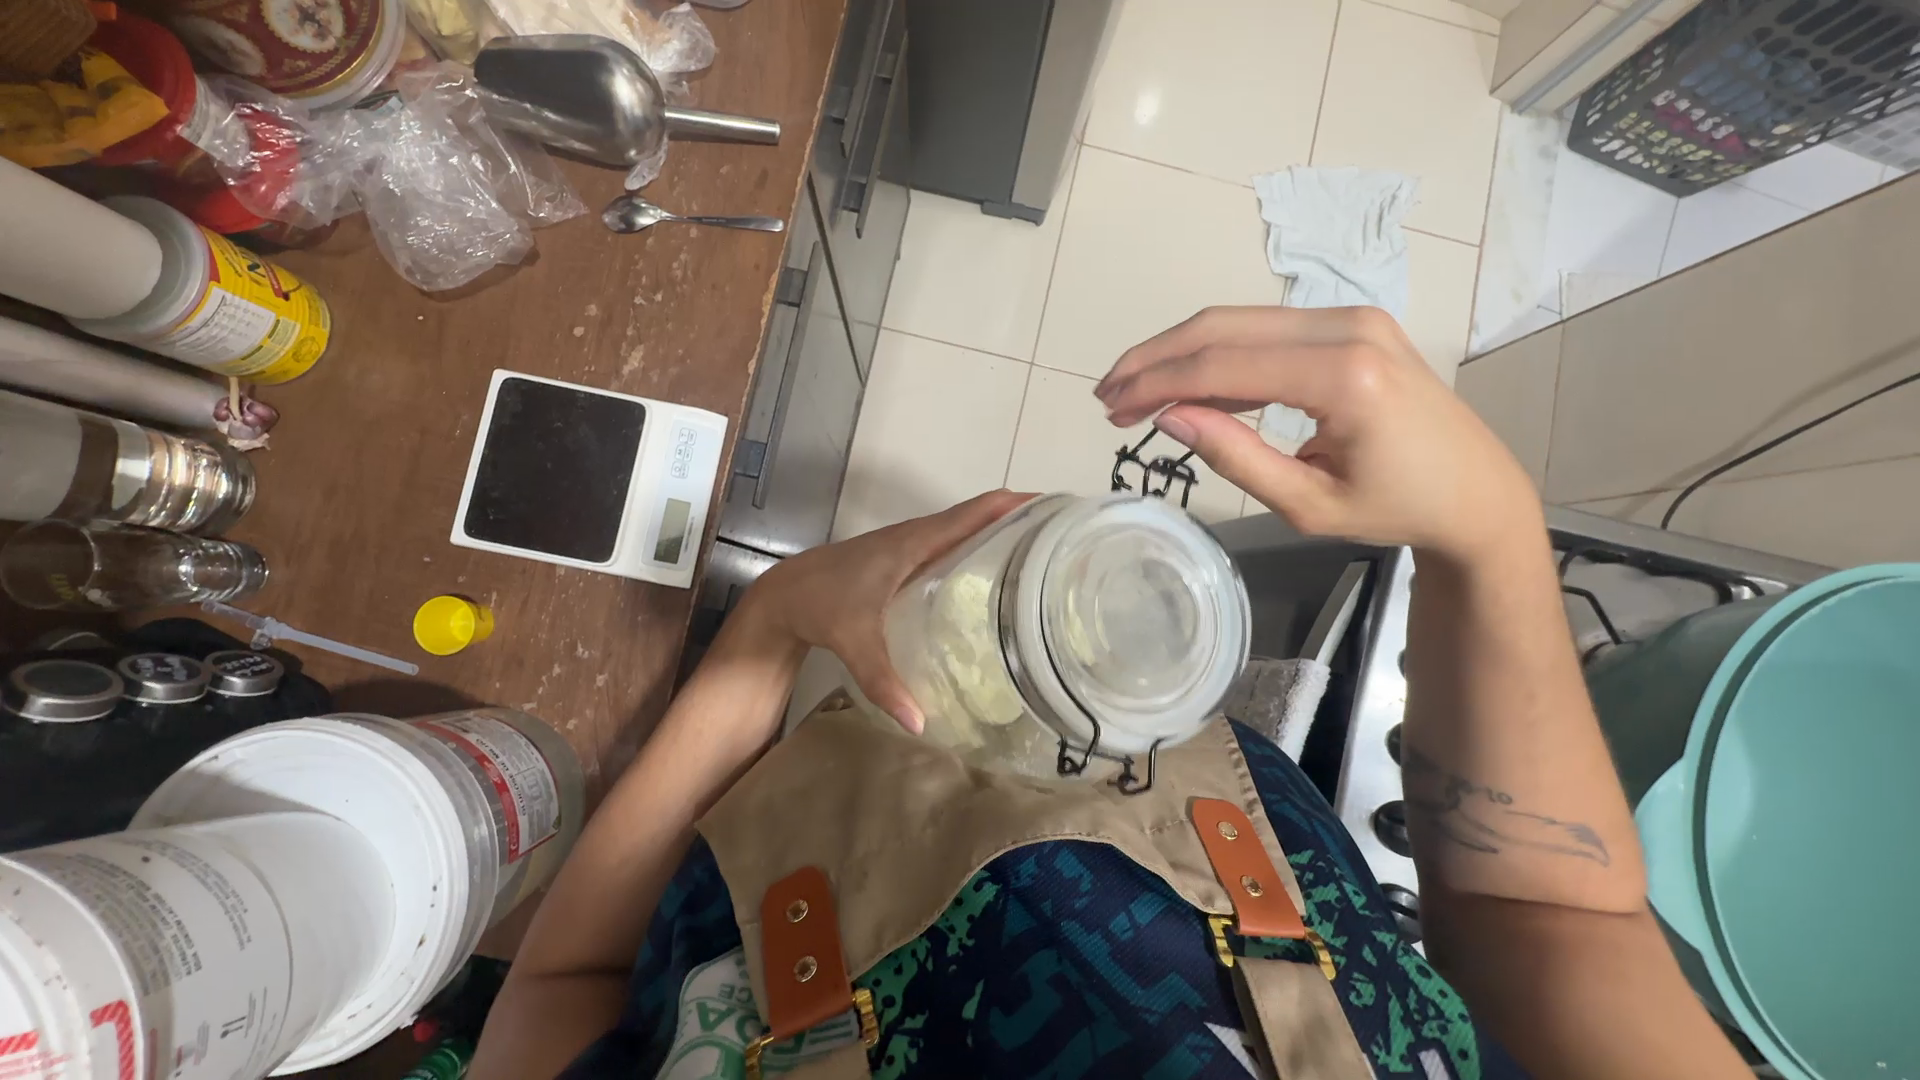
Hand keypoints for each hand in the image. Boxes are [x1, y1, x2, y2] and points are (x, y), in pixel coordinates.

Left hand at [742, 491, 1033, 732]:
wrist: (785, 594)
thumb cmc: (819, 603)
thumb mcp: (852, 640)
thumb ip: (883, 680)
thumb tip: (920, 723)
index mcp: (914, 541)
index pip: (975, 512)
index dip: (1017, 504)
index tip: (1059, 508)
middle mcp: (919, 535)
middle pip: (981, 515)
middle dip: (1023, 518)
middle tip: (1066, 539)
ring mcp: (912, 545)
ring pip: (968, 529)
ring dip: (1003, 532)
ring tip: (1046, 555)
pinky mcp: (906, 559)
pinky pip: (953, 545)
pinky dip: (980, 548)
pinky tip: (995, 578)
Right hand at [1094, 306, 1540, 561]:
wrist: (1476, 491)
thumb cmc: (1396, 507)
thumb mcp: (1307, 503)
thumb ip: (1235, 457)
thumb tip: (1168, 417)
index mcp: (1343, 377)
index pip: (1222, 367)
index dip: (1156, 385)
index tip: (1110, 408)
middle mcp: (1347, 329)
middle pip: (1222, 327)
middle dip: (1154, 359)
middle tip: (1107, 394)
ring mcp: (1352, 318)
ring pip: (1237, 321)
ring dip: (1179, 353)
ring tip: (1133, 391)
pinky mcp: (1349, 324)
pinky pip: (1265, 330)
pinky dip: (1217, 355)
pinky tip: (1187, 387)